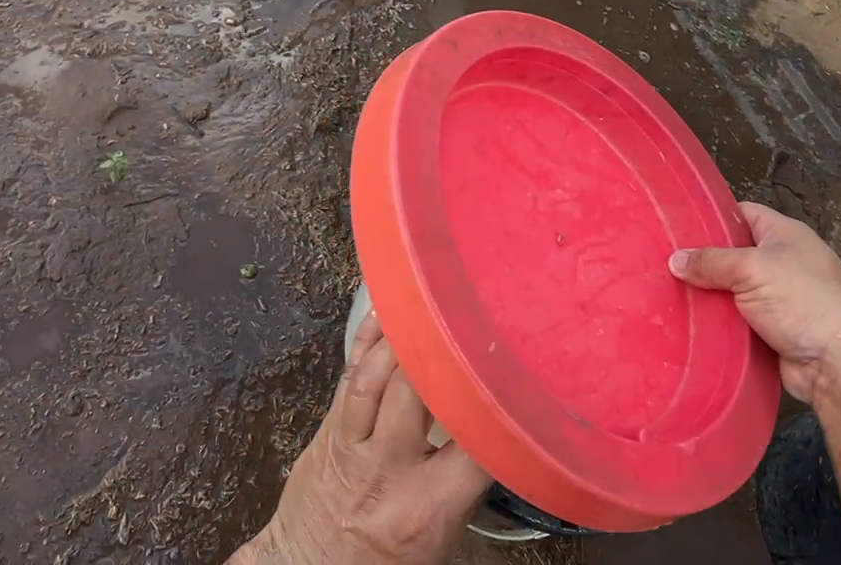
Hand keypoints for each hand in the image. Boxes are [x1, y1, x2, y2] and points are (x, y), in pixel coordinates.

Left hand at [231, 313, 491, 564]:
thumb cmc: (386, 561)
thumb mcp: (443, 536)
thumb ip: (467, 479)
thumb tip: (502, 425)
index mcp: (426, 507)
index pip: (471, 443)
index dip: (492, 403)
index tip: (513, 369)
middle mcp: (387, 469)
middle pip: (413, 391)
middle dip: (439, 352)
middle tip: (469, 318)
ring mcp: (351, 445)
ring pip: (374, 376)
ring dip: (399, 336)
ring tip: (428, 302)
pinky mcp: (327, 430)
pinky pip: (348, 374)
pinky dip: (367, 340)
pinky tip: (384, 309)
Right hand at [669, 200, 840, 403]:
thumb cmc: (802, 301)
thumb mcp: (751, 269)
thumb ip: (710, 261)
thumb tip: (674, 260)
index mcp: (786, 235)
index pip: (743, 214)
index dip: (713, 216)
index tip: (677, 224)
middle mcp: (785, 263)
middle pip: (734, 254)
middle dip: (703, 260)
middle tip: (664, 261)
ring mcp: (781, 299)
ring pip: (733, 290)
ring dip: (708, 295)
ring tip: (667, 292)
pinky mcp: (775, 331)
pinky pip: (738, 319)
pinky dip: (719, 322)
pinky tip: (689, 321)